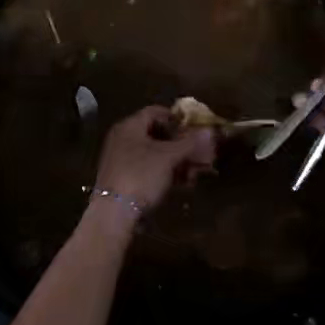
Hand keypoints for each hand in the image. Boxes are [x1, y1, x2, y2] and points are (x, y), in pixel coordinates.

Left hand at [91, 106, 216, 219]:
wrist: (114, 213)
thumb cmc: (141, 175)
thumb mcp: (168, 157)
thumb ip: (189, 143)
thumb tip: (210, 131)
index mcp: (130, 126)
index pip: (156, 112)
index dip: (177, 118)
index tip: (195, 129)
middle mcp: (123, 139)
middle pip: (158, 135)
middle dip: (182, 145)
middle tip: (201, 155)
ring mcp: (122, 160)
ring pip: (155, 155)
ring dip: (177, 162)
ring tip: (194, 174)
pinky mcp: (124, 179)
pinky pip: (149, 169)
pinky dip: (166, 173)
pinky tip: (182, 184)